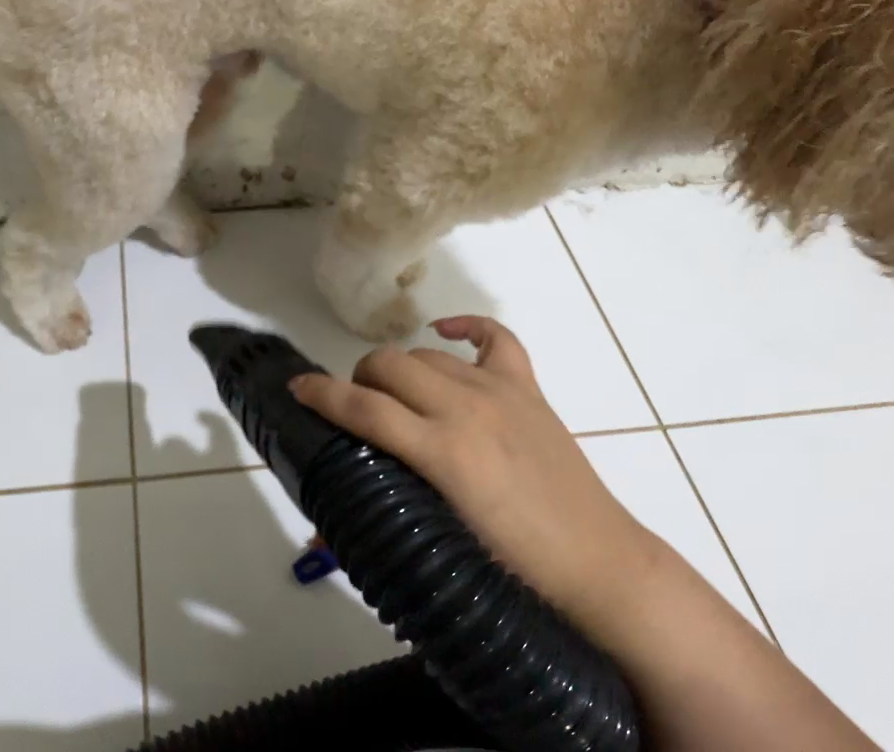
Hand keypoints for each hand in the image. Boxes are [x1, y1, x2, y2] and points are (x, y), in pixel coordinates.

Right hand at [290, 315, 654, 621]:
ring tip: (398, 396)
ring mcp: (500, 392)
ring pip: (428, 355)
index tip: (296, 390)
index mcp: (442, 451)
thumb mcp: (438, 549)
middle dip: (359, 380)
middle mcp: (466, 409)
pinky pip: (495, 337)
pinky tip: (446, 330)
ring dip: (400, 370)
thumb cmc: (512, 568)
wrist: (597, 564)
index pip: (363, 408)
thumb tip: (319, 533)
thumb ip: (378, 526)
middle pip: (389, 367)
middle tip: (358, 410)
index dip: (321, 395)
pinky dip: (467, 326)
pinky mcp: (529, 389)